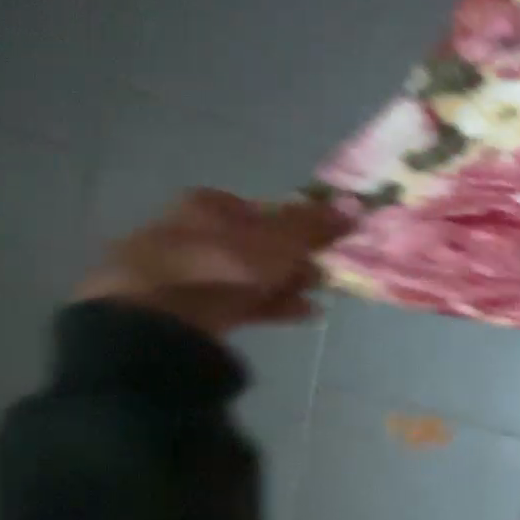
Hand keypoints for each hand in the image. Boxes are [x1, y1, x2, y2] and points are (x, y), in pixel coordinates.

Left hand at [80, 189, 351, 339]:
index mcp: (209, 206)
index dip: (297, 225)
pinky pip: (243, 301)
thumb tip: (352, 206)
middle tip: (323, 274)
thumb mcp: (282, 239)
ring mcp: (190, 268)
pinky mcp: (192, 303)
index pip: (263, 208)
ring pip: (251, 273)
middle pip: (257, 243)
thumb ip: (315, 225)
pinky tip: (303, 314)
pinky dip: (274, 305)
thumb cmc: (226, 262)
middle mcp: (194, 230)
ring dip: (287, 284)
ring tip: (319, 298)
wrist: (166, 311)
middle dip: (294, 259)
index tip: (323, 244)